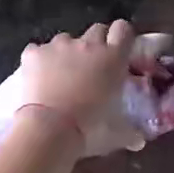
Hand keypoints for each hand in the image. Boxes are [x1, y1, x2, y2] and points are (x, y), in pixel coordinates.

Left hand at [6, 22, 147, 157]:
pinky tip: (36, 77)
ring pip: (65, 39)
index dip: (120, 37)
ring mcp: (59, 46)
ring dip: (65, 53)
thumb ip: (129, 133)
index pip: (123, 30)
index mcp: (113, 59)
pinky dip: (38, 60)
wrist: (49, 129)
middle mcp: (88, 45)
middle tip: (89, 67)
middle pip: (95, 31)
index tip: (117, 49)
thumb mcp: (114, 132)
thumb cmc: (88, 131)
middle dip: (94, 44)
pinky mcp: (34, 53)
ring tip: (58, 76)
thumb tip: (139, 142)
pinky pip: (37, 50)